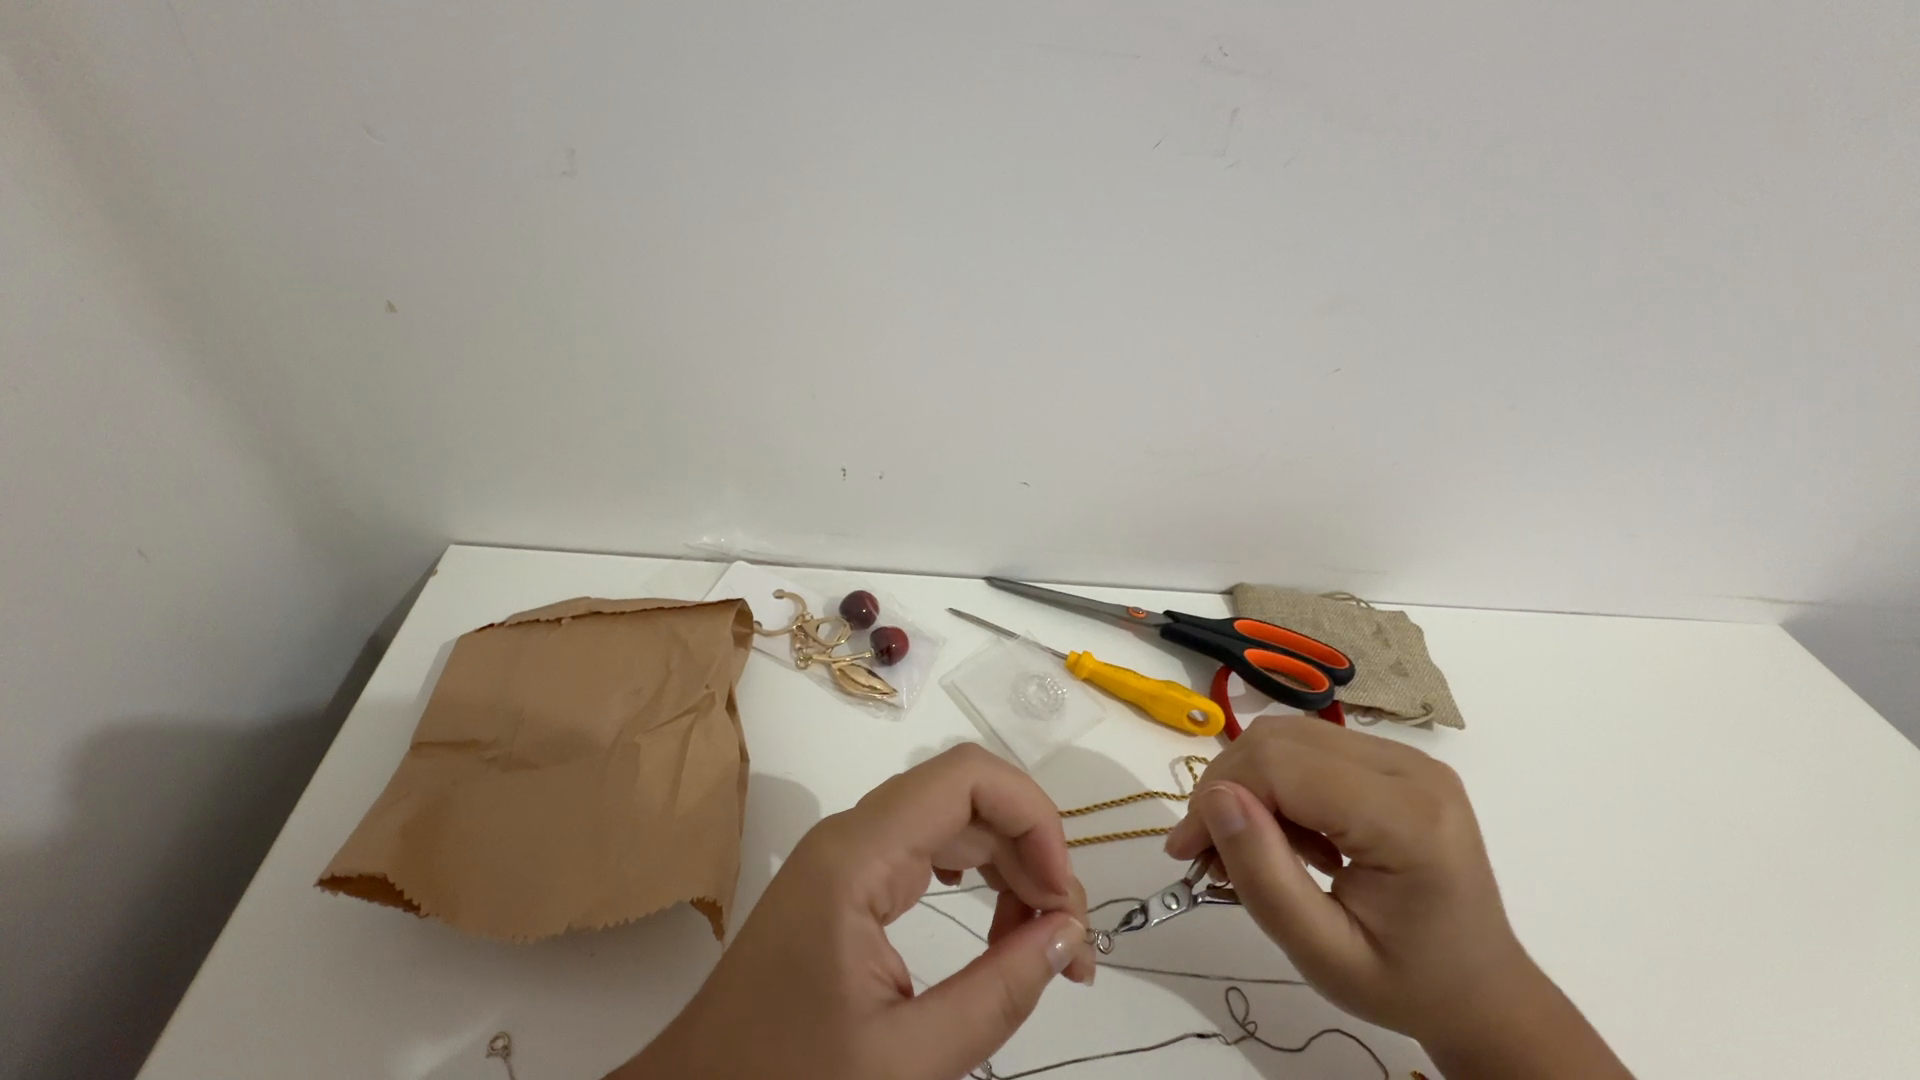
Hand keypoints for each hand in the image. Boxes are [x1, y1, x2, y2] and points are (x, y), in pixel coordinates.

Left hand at [611, 744, 1096, 1079]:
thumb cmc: (787, 1078)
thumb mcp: (906, 1059)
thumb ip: (999, 993)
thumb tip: (1069, 932)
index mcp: (857, 856)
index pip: (967, 777)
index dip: (1034, 816)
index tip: (1064, 900)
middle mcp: (853, 834)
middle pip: (967, 796)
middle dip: (1031, 850)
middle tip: (1069, 939)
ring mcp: (848, 854)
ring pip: (953, 821)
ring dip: (1010, 867)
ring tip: (1045, 941)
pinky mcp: (849, 879)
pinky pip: (929, 851)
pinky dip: (977, 878)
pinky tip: (997, 922)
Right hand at [1164, 715, 1631, 1078]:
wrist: (1482, 990)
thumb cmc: (1405, 983)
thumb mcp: (1323, 953)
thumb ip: (1264, 875)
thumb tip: (1214, 798)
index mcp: (1407, 820)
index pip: (1280, 767)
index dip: (1218, 796)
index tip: (1187, 851)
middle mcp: (1411, 770)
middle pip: (1279, 740)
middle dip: (1226, 787)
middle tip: (1207, 850)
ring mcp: (1407, 759)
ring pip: (1288, 735)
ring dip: (1248, 783)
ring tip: (1248, 846)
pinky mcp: (1397, 761)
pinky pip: (1309, 746)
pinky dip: (1276, 782)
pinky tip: (1287, 834)